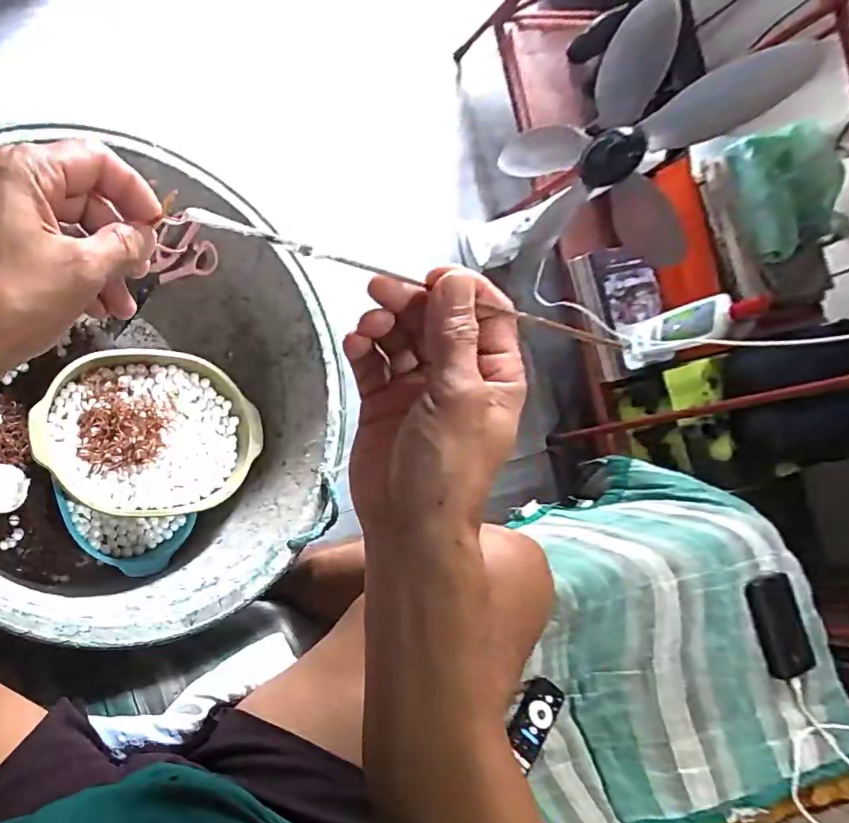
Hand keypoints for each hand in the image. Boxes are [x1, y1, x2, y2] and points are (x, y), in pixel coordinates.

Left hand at [0, 140, 160, 380]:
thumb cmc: (18, 301)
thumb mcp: (81, 271)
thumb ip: (122, 246)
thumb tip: (146, 237)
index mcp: (29, 171)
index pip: (98, 162)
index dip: (134, 193)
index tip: (158, 227)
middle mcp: (16, 186)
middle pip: (87, 198)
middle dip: (120, 240)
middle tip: (143, 272)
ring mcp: (10, 221)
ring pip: (74, 233)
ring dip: (104, 268)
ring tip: (124, 306)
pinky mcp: (8, 254)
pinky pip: (56, 254)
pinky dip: (81, 278)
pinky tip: (101, 310)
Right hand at [342, 268, 525, 539]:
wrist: (406, 521)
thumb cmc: (446, 465)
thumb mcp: (458, 395)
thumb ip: (453, 337)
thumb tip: (455, 281)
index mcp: (493, 373)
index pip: (483, 316)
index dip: (459, 291)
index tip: (431, 276)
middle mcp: (455, 376)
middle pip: (435, 323)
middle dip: (412, 303)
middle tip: (381, 291)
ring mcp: (415, 391)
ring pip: (401, 342)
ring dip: (384, 326)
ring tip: (368, 326)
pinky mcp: (381, 405)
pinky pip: (373, 368)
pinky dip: (364, 352)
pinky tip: (355, 345)